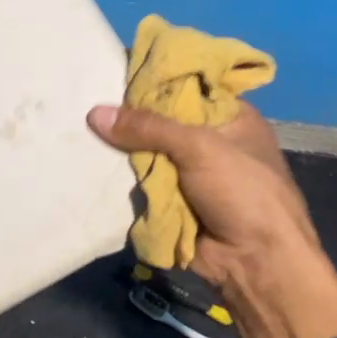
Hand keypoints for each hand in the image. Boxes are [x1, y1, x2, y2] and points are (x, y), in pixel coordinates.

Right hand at [88, 102, 336, 337]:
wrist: (255, 263)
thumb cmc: (242, 192)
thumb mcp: (199, 147)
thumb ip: (148, 127)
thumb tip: (95, 113)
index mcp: (231, 118)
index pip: (187, 88)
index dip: (154, 81)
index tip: (114, 74)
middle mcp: (211, 141)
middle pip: (161, 121)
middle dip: (130, 118)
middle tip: (89, 103)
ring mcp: (190, 174)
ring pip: (147, 153)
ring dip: (121, 150)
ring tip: (82, 131)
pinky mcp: (173, 201)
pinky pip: (141, 182)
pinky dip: (123, 178)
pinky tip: (92, 163)